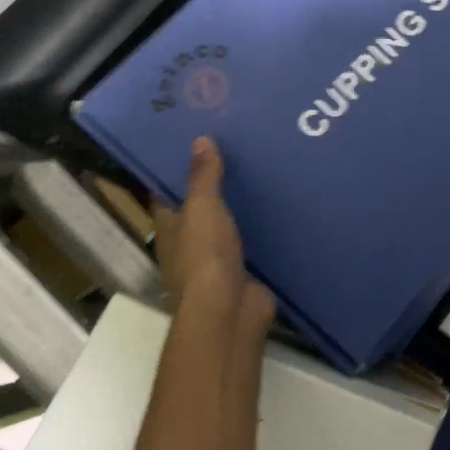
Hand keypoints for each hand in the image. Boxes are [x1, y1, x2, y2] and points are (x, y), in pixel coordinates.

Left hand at [152, 136, 275, 336]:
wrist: (229, 310)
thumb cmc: (205, 255)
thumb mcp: (203, 208)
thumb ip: (203, 176)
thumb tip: (199, 139)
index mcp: (170, 227)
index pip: (167, 192)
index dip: (178, 168)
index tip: (198, 141)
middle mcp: (189, 242)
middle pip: (199, 207)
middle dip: (216, 184)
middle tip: (242, 150)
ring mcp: (216, 258)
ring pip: (227, 223)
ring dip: (242, 205)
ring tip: (267, 171)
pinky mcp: (243, 269)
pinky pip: (252, 240)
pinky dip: (263, 225)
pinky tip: (283, 206)